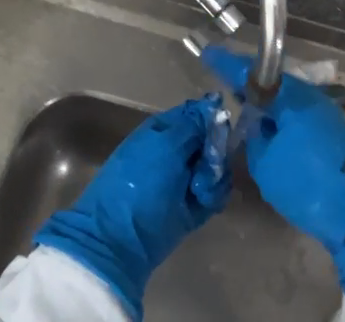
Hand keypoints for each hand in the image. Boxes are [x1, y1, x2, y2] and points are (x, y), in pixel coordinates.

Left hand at [33, 95, 231, 319]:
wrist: (120, 240)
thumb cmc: (140, 183)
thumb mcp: (166, 144)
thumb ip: (193, 123)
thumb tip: (214, 102)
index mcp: (164, 130)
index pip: (197, 114)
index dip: (214, 117)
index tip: (224, 126)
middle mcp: (175, 152)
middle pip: (212, 140)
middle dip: (216, 151)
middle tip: (207, 166)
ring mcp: (184, 180)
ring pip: (217, 167)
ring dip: (215, 176)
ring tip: (201, 191)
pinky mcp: (193, 207)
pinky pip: (216, 193)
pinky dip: (215, 196)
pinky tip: (204, 202)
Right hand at [201, 46, 344, 313]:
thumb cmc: (307, 185)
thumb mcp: (265, 163)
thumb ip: (254, 134)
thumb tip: (255, 120)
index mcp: (291, 97)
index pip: (253, 74)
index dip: (228, 65)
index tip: (209, 55)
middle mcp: (310, 97)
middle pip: (272, 84)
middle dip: (250, 86)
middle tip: (227, 87)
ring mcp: (326, 112)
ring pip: (287, 100)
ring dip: (268, 104)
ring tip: (247, 112)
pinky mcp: (334, 130)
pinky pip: (299, 114)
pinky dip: (283, 118)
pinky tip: (272, 130)